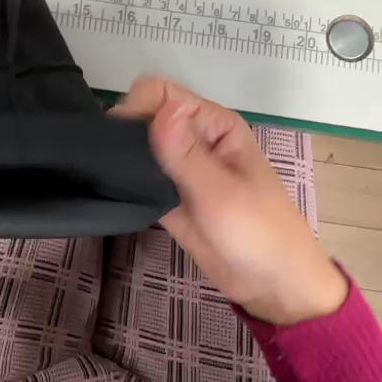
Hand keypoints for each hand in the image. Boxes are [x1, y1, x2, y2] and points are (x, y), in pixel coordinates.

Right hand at [112, 76, 347, 325]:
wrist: (272, 287)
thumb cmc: (259, 234)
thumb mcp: (221, 193)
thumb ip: (186, 154)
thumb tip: (159, 108)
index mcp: (213, 124)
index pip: (160, 94)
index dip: (136, 108)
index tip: (121, 140)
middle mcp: (192, 138)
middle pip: (142, 116)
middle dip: (123, 133)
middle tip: (113, 164)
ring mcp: (177, 169)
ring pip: (137, 146)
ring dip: (121, 158)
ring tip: (109, 179)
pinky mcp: (166, 196)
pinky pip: (138, 178)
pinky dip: (125, 182)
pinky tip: (113, 193)